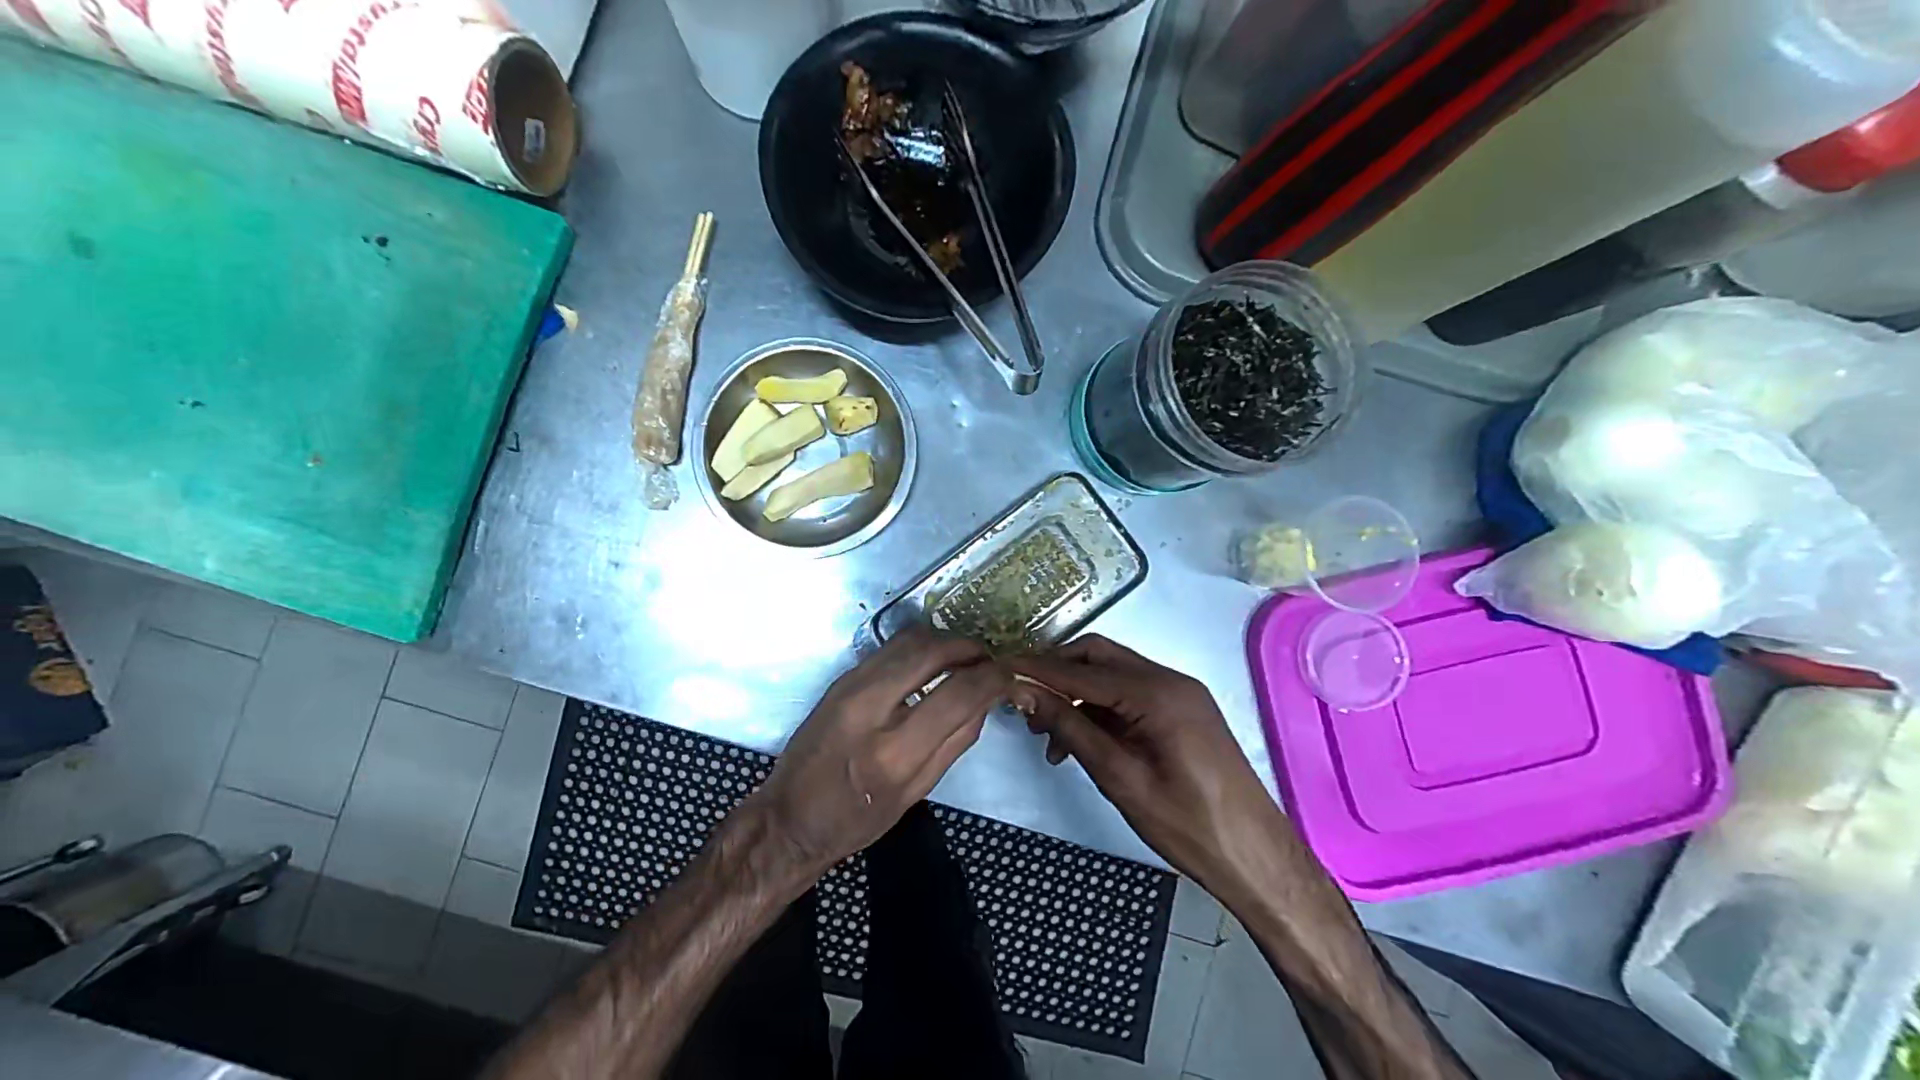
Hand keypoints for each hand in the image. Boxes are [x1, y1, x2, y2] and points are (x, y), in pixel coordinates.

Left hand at [745, 627, 1011, 882]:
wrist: (789, 818)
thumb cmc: (856, 819)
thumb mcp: (916, 792)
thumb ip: (955, 742)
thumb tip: (985, 701)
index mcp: (894, 752)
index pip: (958, 694)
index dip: (993, 678)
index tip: (1008, 676)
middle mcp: (869, 708)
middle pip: (932, 651)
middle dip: (969, 648)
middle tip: (988, 659)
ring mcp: (849, 687)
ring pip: (908, 640)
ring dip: (944, 642)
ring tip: (964, 658)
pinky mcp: (840, 679)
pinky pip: (889, 649)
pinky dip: (919, 649)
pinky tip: (931, 664)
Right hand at [1010, 635, 1290, 898]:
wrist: (1256, 857)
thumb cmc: (1187, 824)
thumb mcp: (1119, 777)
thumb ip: (1070, 728)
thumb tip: (1026, 692)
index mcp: (1157, 693)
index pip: (1082, 671)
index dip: (1037, 670)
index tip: (999, 671)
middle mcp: (1170, 679)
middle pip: (1099, 657)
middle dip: (1057, 673)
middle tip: (1024, 704)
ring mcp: (1180, 693)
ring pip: (1114, 674)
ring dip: (1077, 694)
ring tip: (1048, 735)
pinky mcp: (1183, 710)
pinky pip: (1131, 693)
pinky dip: (1101, 708)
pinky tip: (1082, 742)